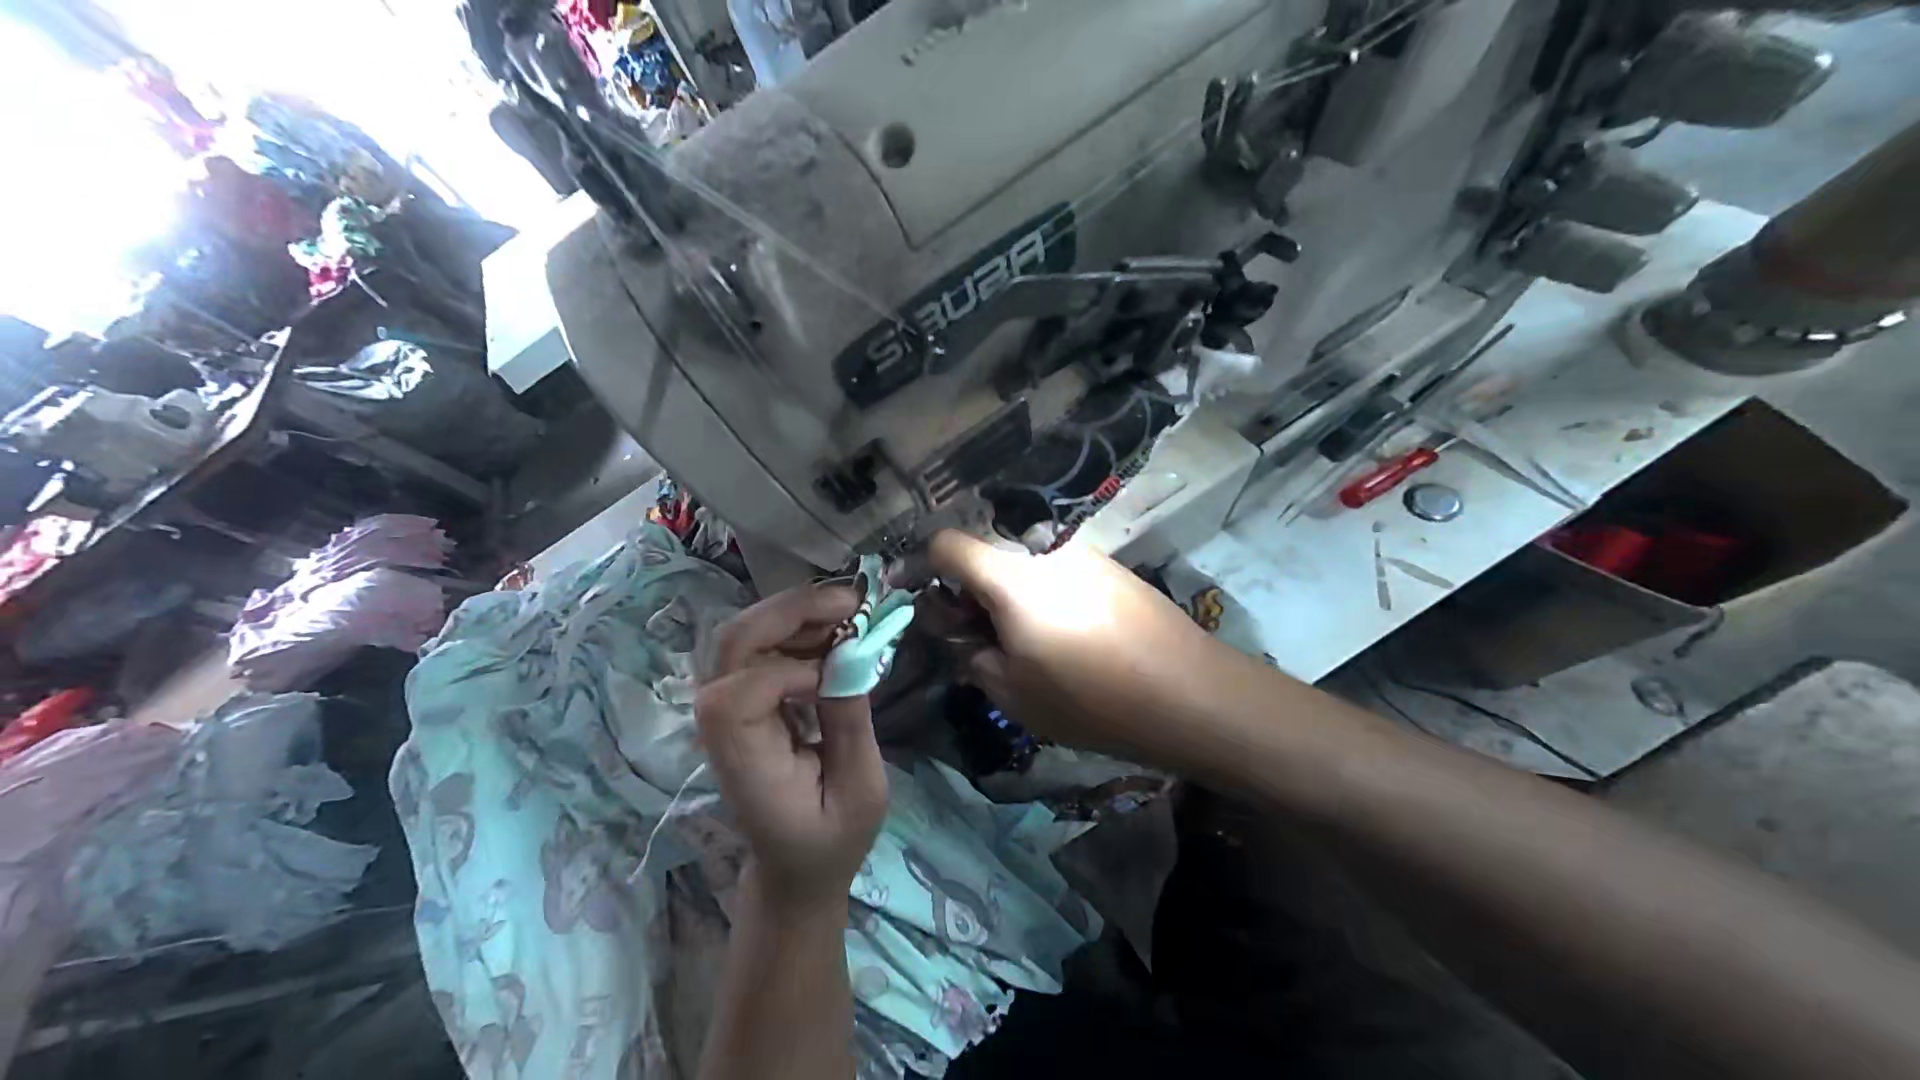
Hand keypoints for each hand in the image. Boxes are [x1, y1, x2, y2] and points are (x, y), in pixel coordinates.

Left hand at [696, 585, 888, 913]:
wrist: (794, 866)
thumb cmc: (830, 841)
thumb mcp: (861, 792)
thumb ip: (851, 723)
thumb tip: (851, 653)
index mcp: (744, 764)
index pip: (735, 696)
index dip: (786, 672)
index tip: (838, 679)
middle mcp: (720, 728)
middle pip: (730, 646)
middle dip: (789, 611)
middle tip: (851, 601)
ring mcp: (725, 710)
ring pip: (741, 636)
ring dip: (794, 613)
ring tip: (849, 611)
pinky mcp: (740, 699)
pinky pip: (757, 646)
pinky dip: (795, 627)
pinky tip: (831, 630)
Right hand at [925, 529, 1249, 769]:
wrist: (1190, 694)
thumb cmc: (1089, 698)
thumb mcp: (1012, 693)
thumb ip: (972, 657)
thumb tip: (965, 639)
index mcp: (1012, 576)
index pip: (948, 544)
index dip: (925, 569)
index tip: (929, 605)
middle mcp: (1046, 553)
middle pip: (989, 557)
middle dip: (973, 594)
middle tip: (985, 640)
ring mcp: (1086, 557)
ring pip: (1027, 568)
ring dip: (1014, 599)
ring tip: (1035, 647)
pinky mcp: (1115, 571)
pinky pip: (1062, 575)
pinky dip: (1049, 599)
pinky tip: (1074, 641)